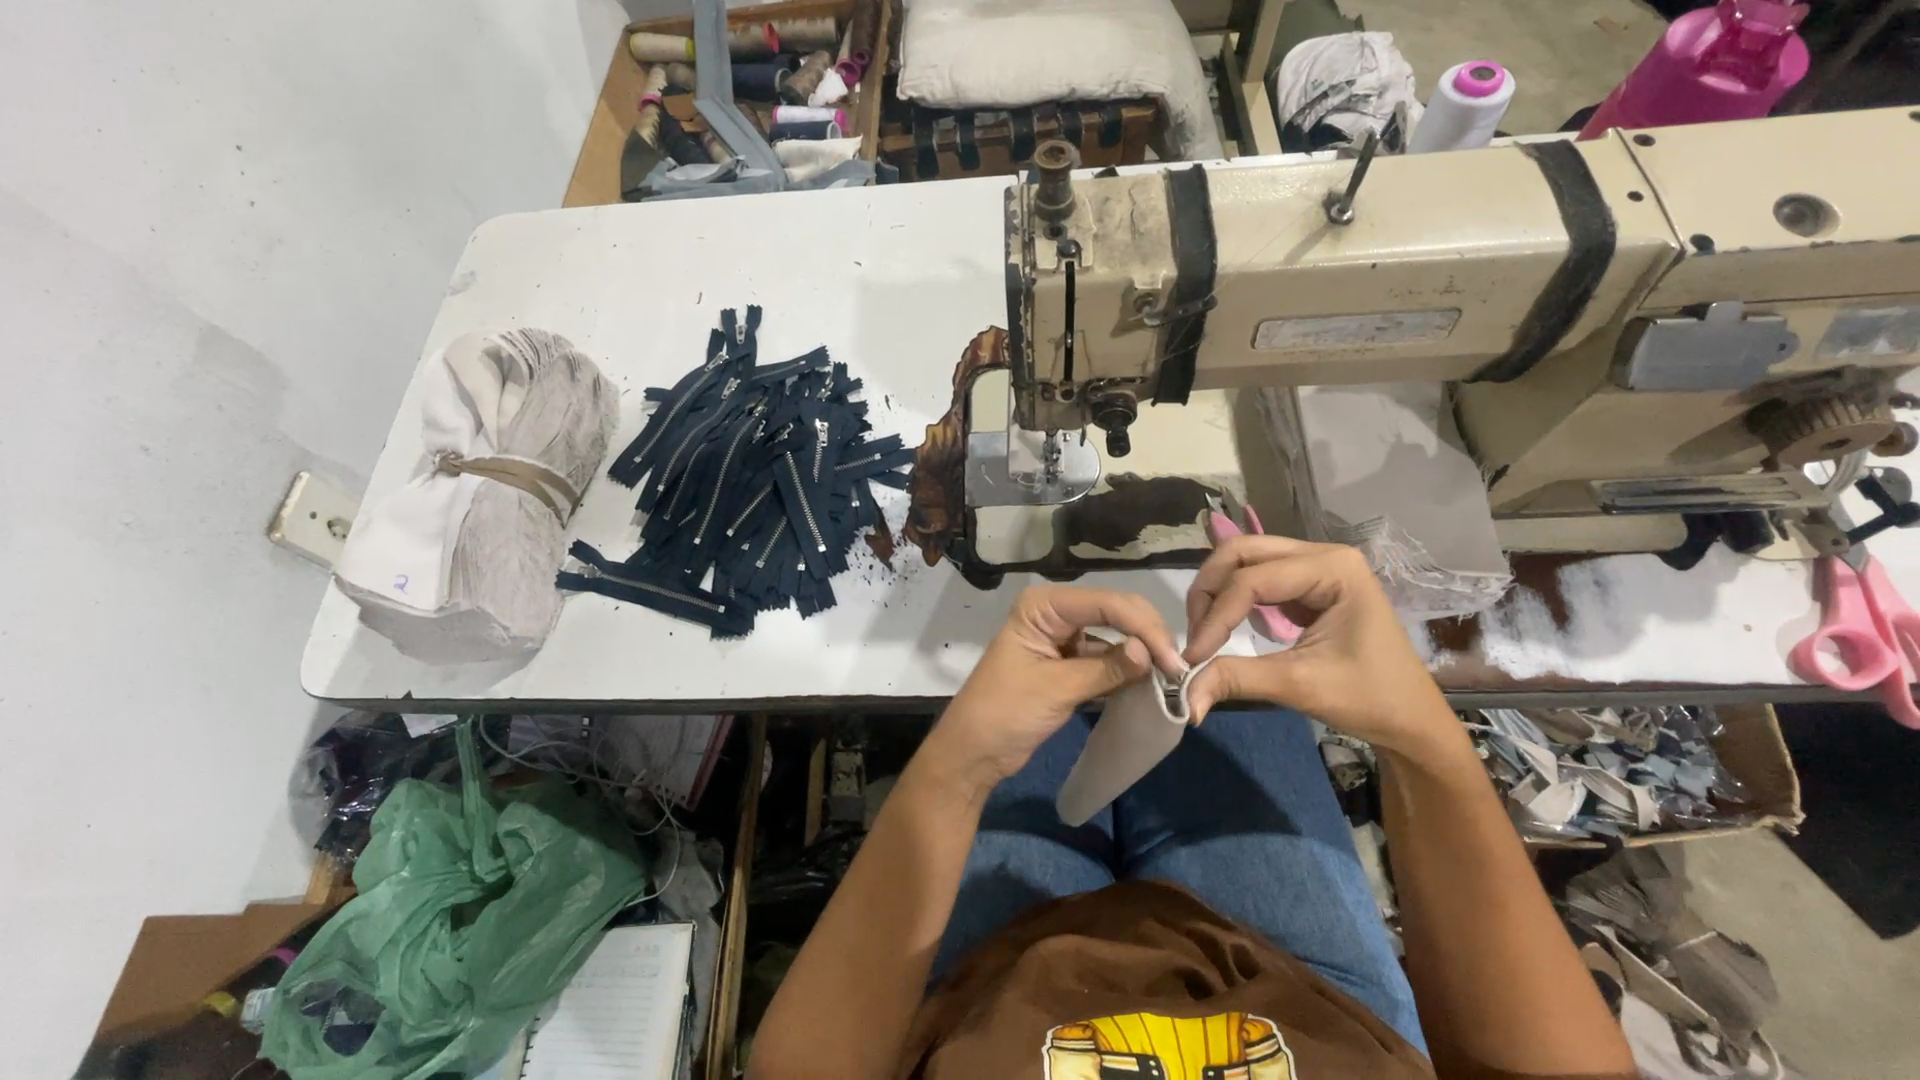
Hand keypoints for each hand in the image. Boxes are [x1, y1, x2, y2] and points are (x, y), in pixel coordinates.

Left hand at [929, 585, 1186, 789]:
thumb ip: (1107, 668)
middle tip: (1178, 669)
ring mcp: (1063, 636)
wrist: (974, 752)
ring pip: (1116, 634)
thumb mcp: (1058, 689)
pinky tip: (1151, 681)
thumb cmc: (1005, 713)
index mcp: (1043, 606)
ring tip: (1172, 676)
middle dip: (1148, 636)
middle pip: (1116, 612)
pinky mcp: (1069, 662)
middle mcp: (1055, 612)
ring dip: (1143, 652)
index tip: (1173, 662)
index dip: (1145, 628)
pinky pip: (1107, 656)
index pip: (1107, 603)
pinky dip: (1129, 668)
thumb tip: (1151, 653)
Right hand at [1182, 536, 1460, 759]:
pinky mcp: (1307, 585)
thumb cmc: (1369, 699)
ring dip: (1216, 593)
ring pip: (1244, 561)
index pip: (1252, 579)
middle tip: (1194, 635)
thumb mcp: (1299, 686)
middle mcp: (1323, 554)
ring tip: (1206, 635)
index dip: (1216, 617)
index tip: (1192, 658)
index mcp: (1333, 568)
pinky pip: (1256, 578)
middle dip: (1210, 591)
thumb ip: (1236, 679)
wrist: (1410, 719)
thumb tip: (1185, 697)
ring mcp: (1316, 566)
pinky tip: (1225, 629)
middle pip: (1242, 552)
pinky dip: (1232, 600)